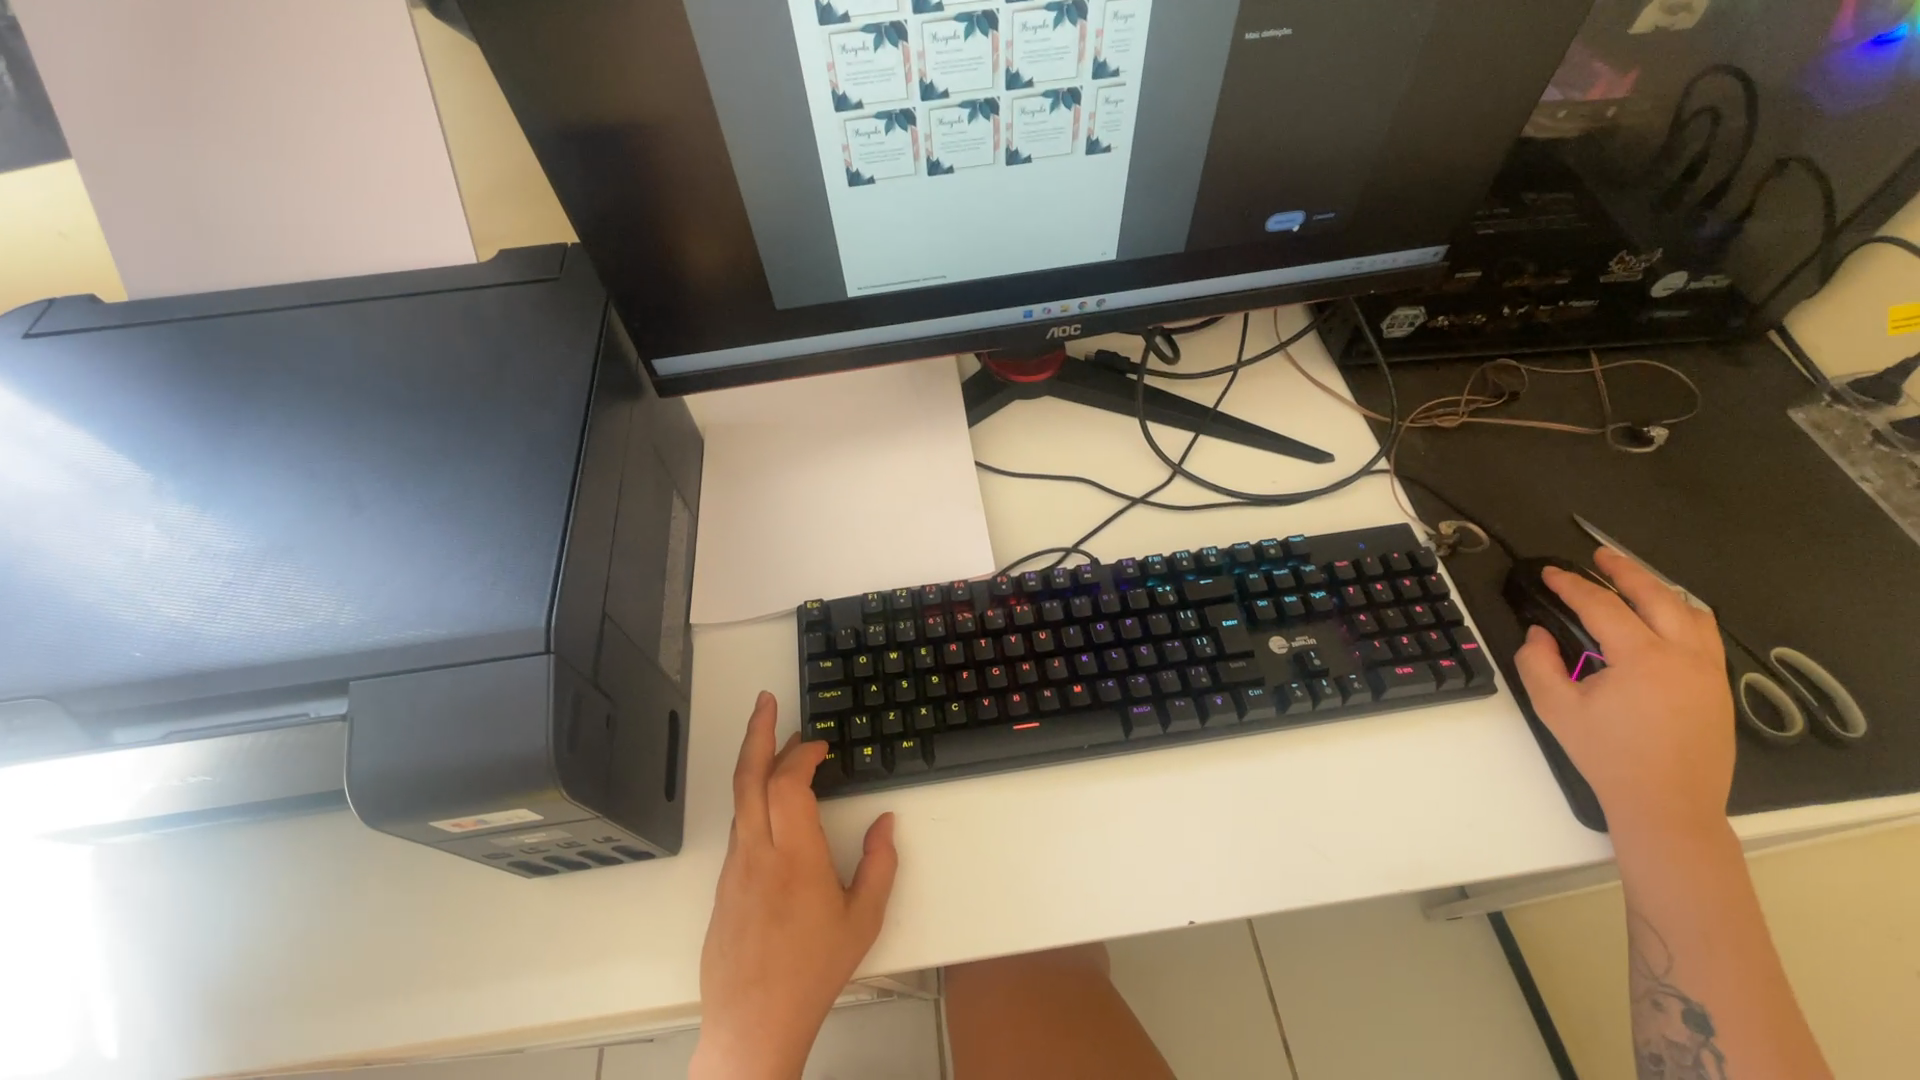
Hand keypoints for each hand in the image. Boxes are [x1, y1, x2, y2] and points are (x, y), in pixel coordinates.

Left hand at [690, 692, 897, 1079]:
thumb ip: (879, 864)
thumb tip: (886, 822)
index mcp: (795, 857)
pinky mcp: (722, 883)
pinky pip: (739, 827)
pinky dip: (753, 798)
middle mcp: (757, 852)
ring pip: (739, 799)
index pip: (789, 784)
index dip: (804, 754)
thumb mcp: (863, 920)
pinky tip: (772, 804)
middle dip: (758, 731)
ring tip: (778, 746)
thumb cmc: (813, 971)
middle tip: (767, 700)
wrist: (753, 1021)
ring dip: (756, 763)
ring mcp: (734, 867)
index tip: (822, 745)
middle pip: (748, 776)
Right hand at [1513, 547, 1735, 841]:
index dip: (1572, 585)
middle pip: (1658, 596)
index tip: (1549, 573)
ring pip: (1691, 612)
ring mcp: (1708, 670)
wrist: (1668, 804)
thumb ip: (1538, 663)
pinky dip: (1682, 614)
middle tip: (1599, 555)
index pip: (1602, 606)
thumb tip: (1539, 633)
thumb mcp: (1556, 709)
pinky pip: (1705, 635)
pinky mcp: (1718, 687)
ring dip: (1660, 590)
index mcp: (1642, 658)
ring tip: (1634, 581)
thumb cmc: (1607, 756)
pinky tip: (1665, 618)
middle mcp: (1684, 655)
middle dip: (1625, 571)